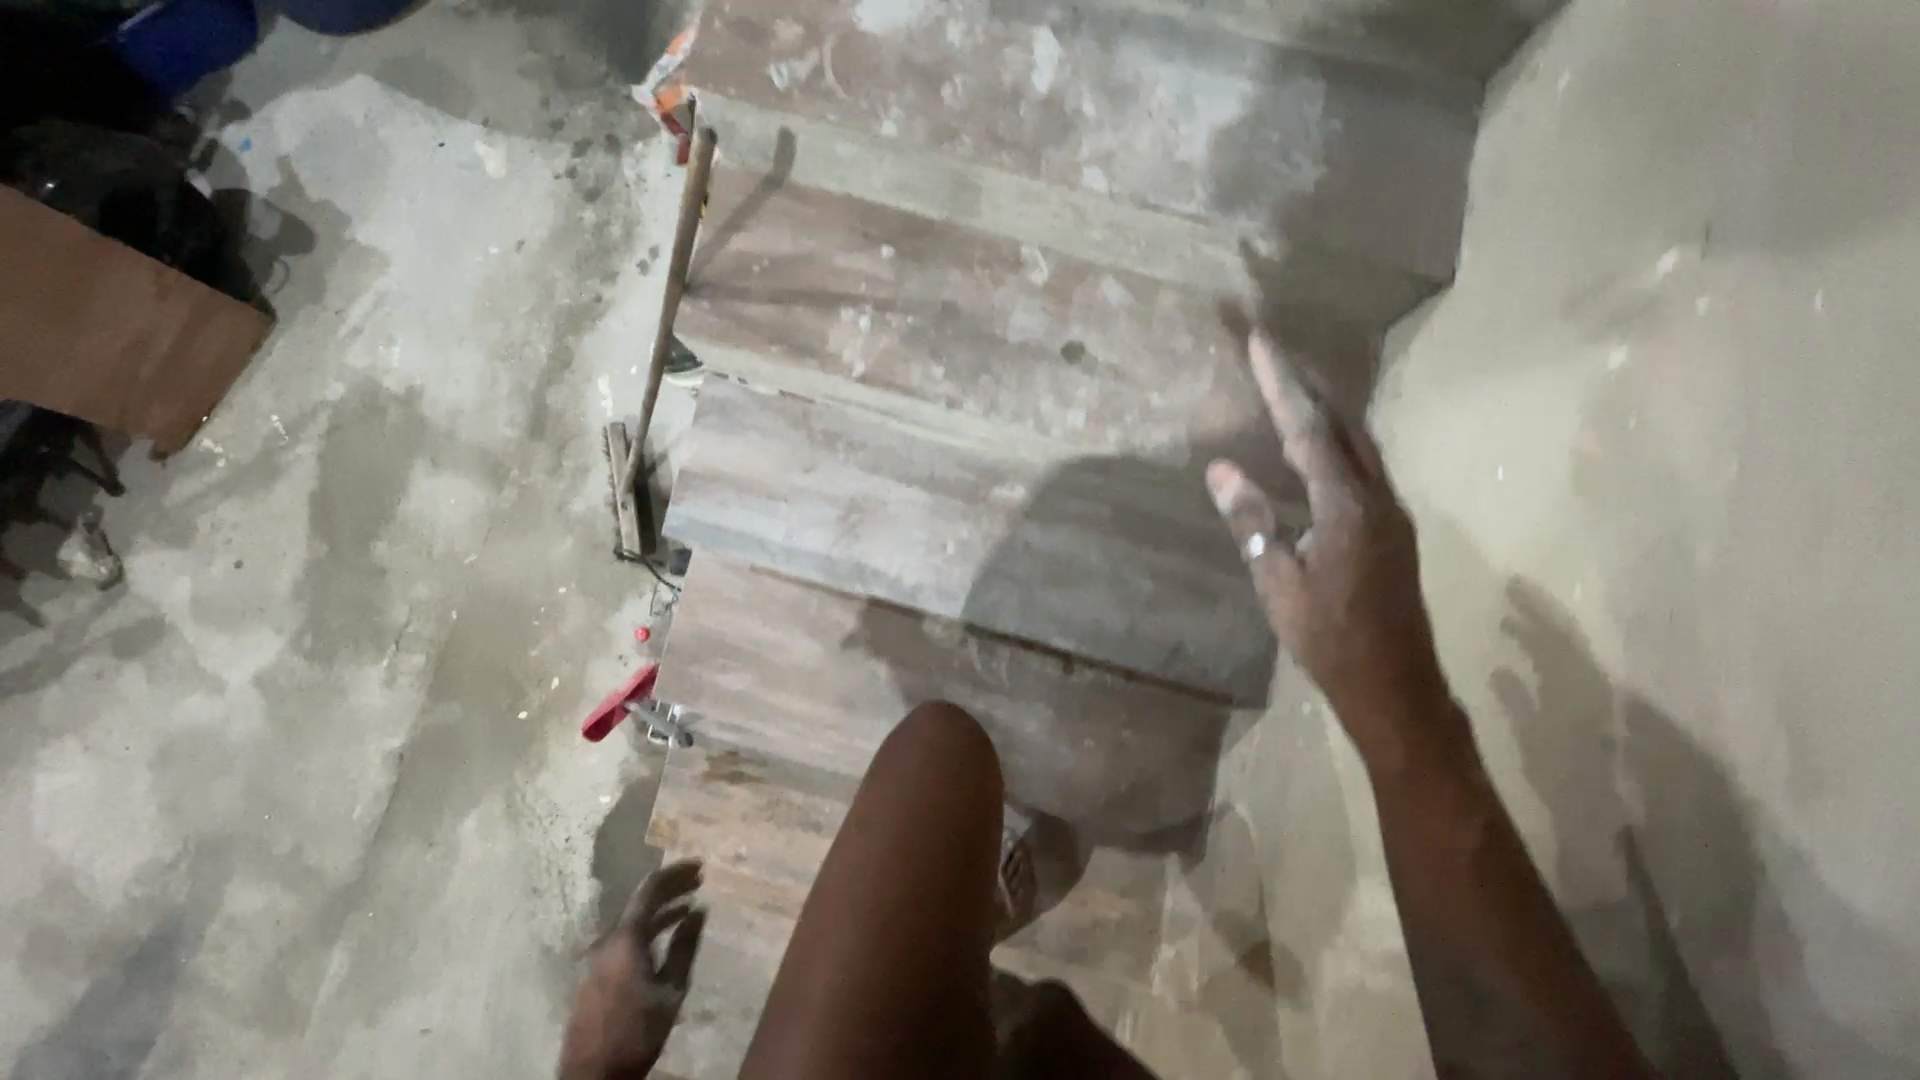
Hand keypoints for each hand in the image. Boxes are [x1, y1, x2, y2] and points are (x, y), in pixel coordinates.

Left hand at [559, 860, 706, 1079]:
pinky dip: (649, 928)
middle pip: (641, 901)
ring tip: (691, 904)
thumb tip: (699, 910)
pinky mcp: (596, 974)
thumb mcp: (671, 990)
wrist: (592, 1077)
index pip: (650, 889)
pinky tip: (668, 935)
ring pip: (633, 920)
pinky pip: (626, 938)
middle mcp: (606, 940)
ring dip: (661, 909)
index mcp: (624, 939)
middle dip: (671, 887)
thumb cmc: (637, 1033)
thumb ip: (685, 947)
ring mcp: (597, 958)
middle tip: (700, 880)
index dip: (676, 873)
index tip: (700, 866)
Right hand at [1205, 334, 1464, 770]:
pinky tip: (1318, 447)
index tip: (1260, 341)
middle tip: (1273, 353)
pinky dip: (1336, 440)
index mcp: (1345, 504)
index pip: (1307, 427)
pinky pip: (1363, 464)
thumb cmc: (1327, 637)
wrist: (1394, 683)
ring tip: (1292, 386)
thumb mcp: (1277, 581)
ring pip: (1358, 441)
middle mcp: (1376, 495)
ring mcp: (1391, 510)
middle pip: (1342, 422)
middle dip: (1306, 383)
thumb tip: (1220, 467)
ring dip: (1325, 409)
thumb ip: (1252, 520)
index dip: (1281, 382)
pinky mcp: (1393, 527)